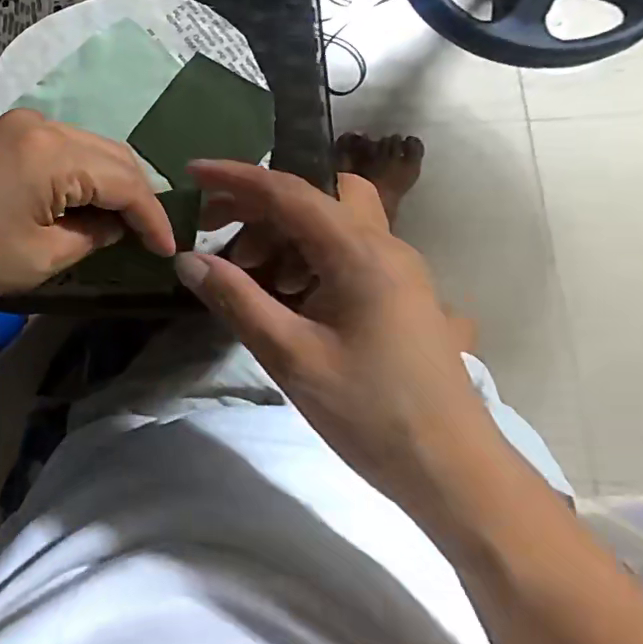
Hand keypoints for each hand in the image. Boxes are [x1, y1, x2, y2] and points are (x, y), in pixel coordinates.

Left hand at [0, 109, 175, 309]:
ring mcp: (12, 126)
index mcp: (52, 151)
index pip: (126, 179)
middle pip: (109, 154)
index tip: (168, 250)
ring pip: (83, 148)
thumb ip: (89, 236)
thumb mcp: (37, 259)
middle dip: (134, 194)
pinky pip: (54, 150)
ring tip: (118, 222)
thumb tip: (114, 225)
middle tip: (148, 235)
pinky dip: (74, 174)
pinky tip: (79, 202)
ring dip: (105, 181)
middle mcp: (38, 124)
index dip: (153, 216)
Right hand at [175, 161, 500, 508]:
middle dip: (259, 201)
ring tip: (242, 271)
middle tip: (213, 226)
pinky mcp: (394, 295)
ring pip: (328, 221)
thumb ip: (235, 299)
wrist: (456, 473)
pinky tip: (277, 293)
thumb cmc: (372, 411)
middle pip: (315, 195)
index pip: (290, 192)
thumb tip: (187, 259)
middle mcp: (385, 250)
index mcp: (362, 256)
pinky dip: (298, 255)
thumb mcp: (289, 354)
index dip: (236, 177)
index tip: (191, 171)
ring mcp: (395, 272)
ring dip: (278, 231)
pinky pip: (338, 251)